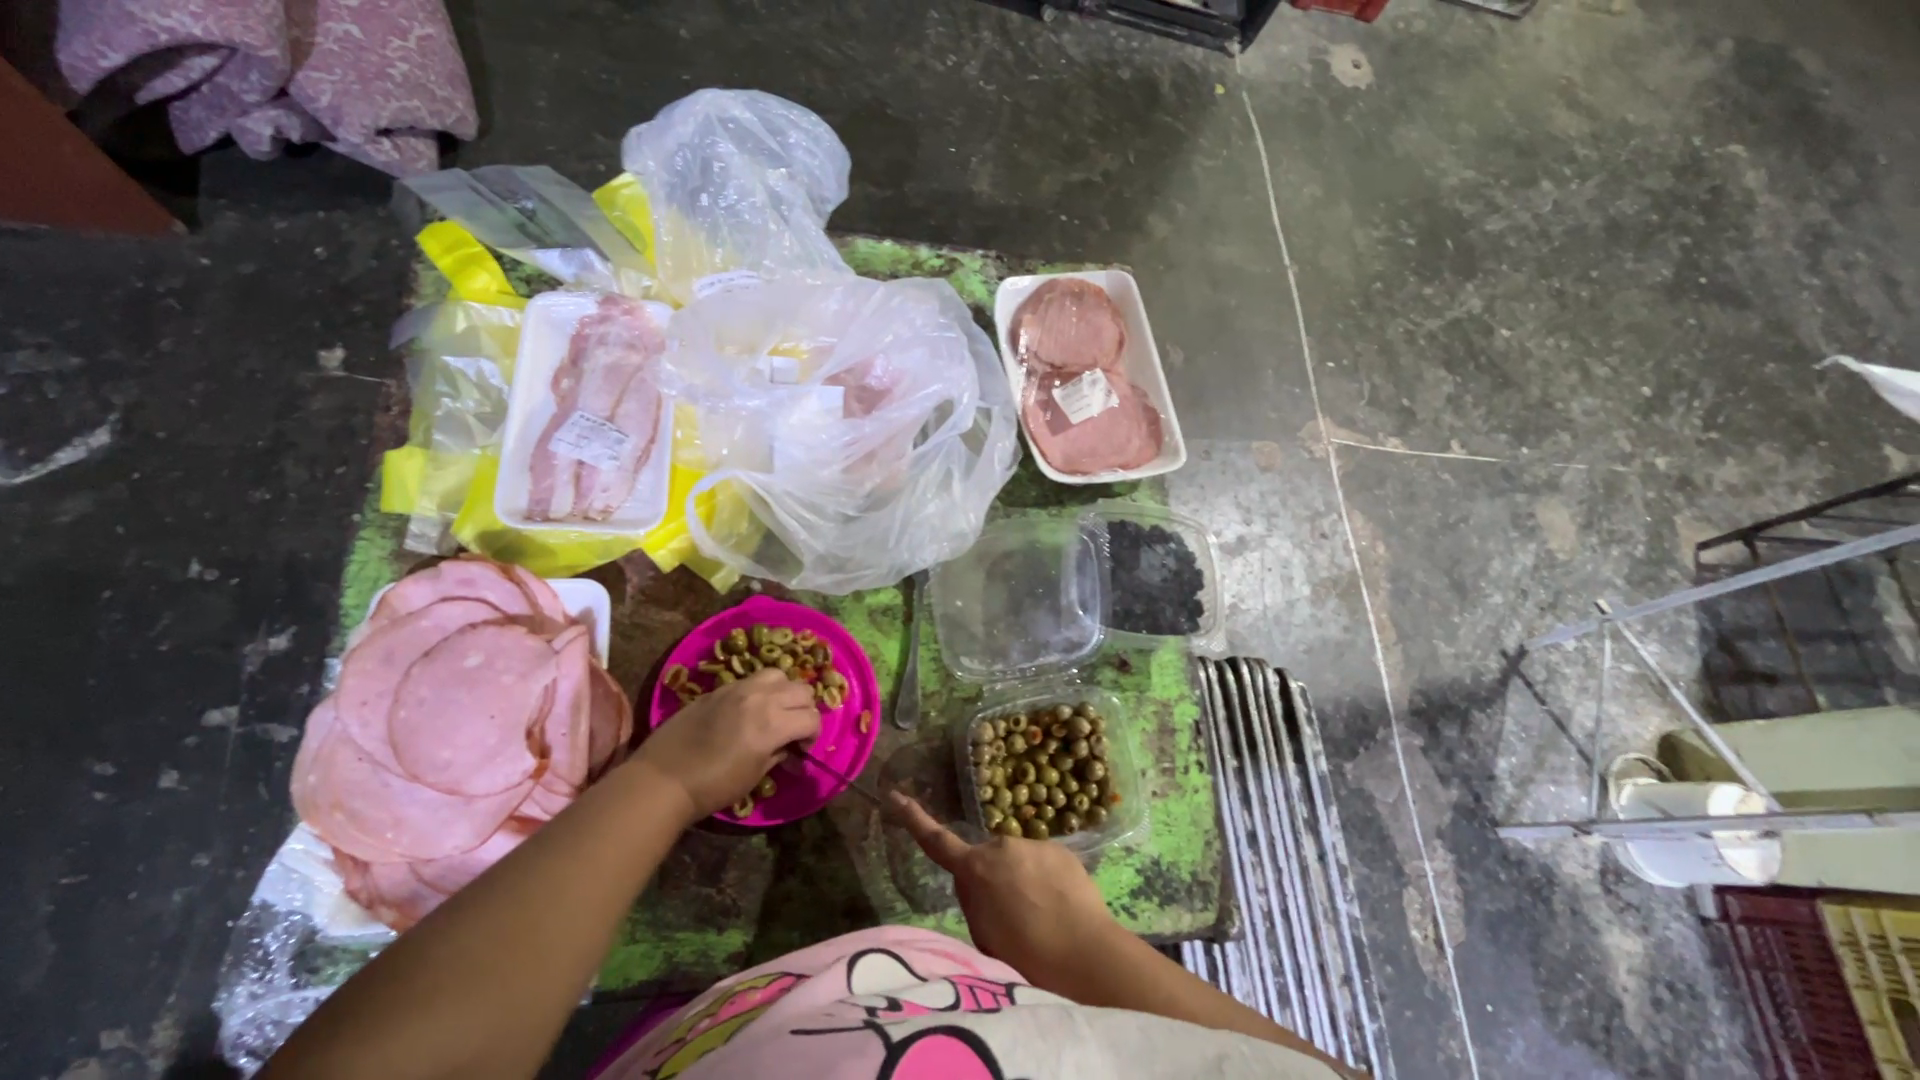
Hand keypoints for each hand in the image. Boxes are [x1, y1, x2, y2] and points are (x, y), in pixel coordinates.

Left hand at [630, 669, 819, 823]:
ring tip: (773, 712)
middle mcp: (760, 698)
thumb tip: (790, 748)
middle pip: (802, 690)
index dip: (813, 736)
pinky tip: (748, 710)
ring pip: (778, 675)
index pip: (812, 718)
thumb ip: (778, 753)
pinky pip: (750, 679)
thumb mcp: (754, 775)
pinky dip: (760, 691)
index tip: (800, 751)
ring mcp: (737, 689)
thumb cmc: (712, 786)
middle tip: (792, 731)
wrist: (663, 779)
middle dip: (804, 710)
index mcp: (773, 723)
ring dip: (784, 692)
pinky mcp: (718, 689)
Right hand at [891, 793, 1122, 984]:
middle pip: (988, 861)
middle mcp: (1002, 846)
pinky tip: (1060, 908)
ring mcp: (1034, 845)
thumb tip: (980, 884)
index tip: (895, 795)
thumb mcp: (982, 933)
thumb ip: (974, 900)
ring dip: (1024, 882)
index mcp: (975, 869)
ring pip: (1020, 863)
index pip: (936, 841)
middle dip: (994, 880)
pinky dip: (1048, 883)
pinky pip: (1045, 865)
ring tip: (1041, 917)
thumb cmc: (1024, 952)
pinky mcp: (1062, 850)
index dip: (913, 819)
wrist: (1082, 952)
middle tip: (1010, 918)